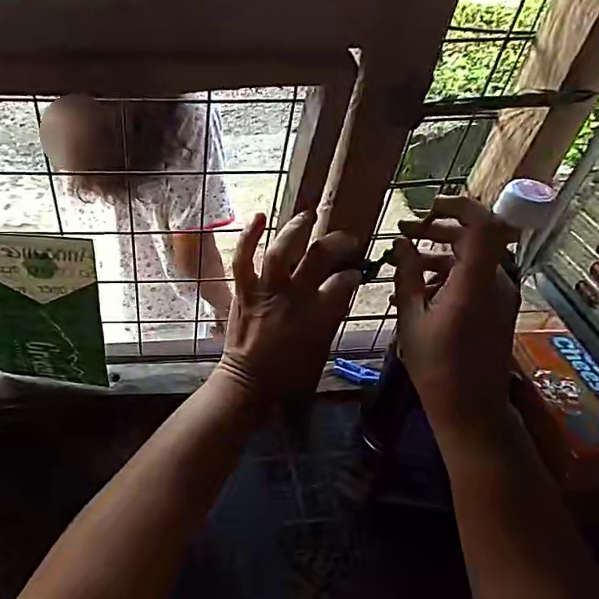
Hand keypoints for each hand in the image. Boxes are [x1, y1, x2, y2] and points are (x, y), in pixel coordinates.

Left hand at [217, 211, 361, 398]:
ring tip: (308, 215)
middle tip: (345, 239)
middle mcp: (294, 296)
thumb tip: (341, 292)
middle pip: (319, 256)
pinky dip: (249, 236)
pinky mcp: (244, 291)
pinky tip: (259, 216)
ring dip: (296, 229)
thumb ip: (332, 316)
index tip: (355, 272)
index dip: (353, 273)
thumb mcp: (323, 347)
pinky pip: (243, 258)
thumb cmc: (290, 373)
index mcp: (319, 313)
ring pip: (280, 250)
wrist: (250, 382)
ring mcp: (267, 291)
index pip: (344, 281)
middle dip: (337, 242)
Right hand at [391, 196, 521, 430]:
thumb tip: (401, 244)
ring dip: (443, 253)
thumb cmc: (436, 369)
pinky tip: (423, 289)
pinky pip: (477, 277)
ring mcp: (501, 297)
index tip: (429, 207)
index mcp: (475, 285)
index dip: (461, 206)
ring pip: (475, 258)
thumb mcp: (411, 320)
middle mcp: (497, 284)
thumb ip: (407, 277)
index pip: (485, 226)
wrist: (472, 409)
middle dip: (441, 229)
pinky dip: (452, 272)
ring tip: (407, 263)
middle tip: (407, 233)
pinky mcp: (498, 309)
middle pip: (477, 238)